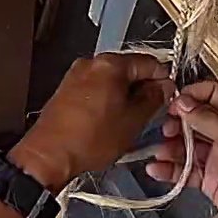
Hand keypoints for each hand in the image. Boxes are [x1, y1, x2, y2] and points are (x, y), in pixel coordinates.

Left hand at [11, 54, 173, 187]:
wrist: (49, 155)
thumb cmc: (86, 139)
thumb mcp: (134, 120)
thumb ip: (154, 98)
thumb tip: (163, 87)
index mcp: (110, 64)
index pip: (149, 62)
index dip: (163, 79)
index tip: (168, 93)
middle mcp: (91, 64)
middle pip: (129, 69)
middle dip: (143, 88)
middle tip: (151, 110)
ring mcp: (76, 76)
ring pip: (112, 80)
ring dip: (125, 96)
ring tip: (129, 121)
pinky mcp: (67, 90)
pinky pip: (96, 89)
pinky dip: (107, 101)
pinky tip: (110, 121)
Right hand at [145, 80, 217, 217]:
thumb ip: (209, 118)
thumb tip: (183, 101)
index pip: (213, 94)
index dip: (193, 95)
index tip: (174, 102)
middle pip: (196, 119)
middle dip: (178, 121)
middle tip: (167, 129)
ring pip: (187, 145)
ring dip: (170, 146)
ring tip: (159, 151)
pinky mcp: (210, 180)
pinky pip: (185, 170)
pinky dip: (170, 169)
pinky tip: (156, 169)